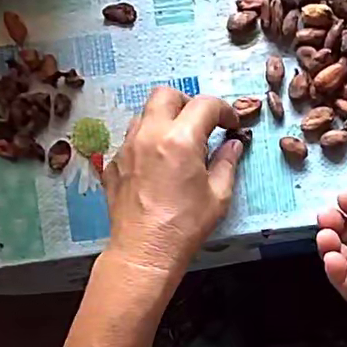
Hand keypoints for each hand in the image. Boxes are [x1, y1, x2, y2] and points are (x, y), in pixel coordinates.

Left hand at [102, 87, 243, 275]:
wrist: (144, 252)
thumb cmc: (184, 227)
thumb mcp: (218, 195)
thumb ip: (227, 162)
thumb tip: (233, 145)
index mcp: (180, 140)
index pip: (205, 104)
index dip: (223, 110)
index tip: (230, 125)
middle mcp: (149, 135)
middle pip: (166, 94)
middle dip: (187, 103)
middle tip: (201, 124)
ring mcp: (126, 148)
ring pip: (144, 114)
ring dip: (164, 120)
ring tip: (178, 143)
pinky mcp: (113, 164)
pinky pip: (130, 140)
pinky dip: (147, 142)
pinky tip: (157, 165)